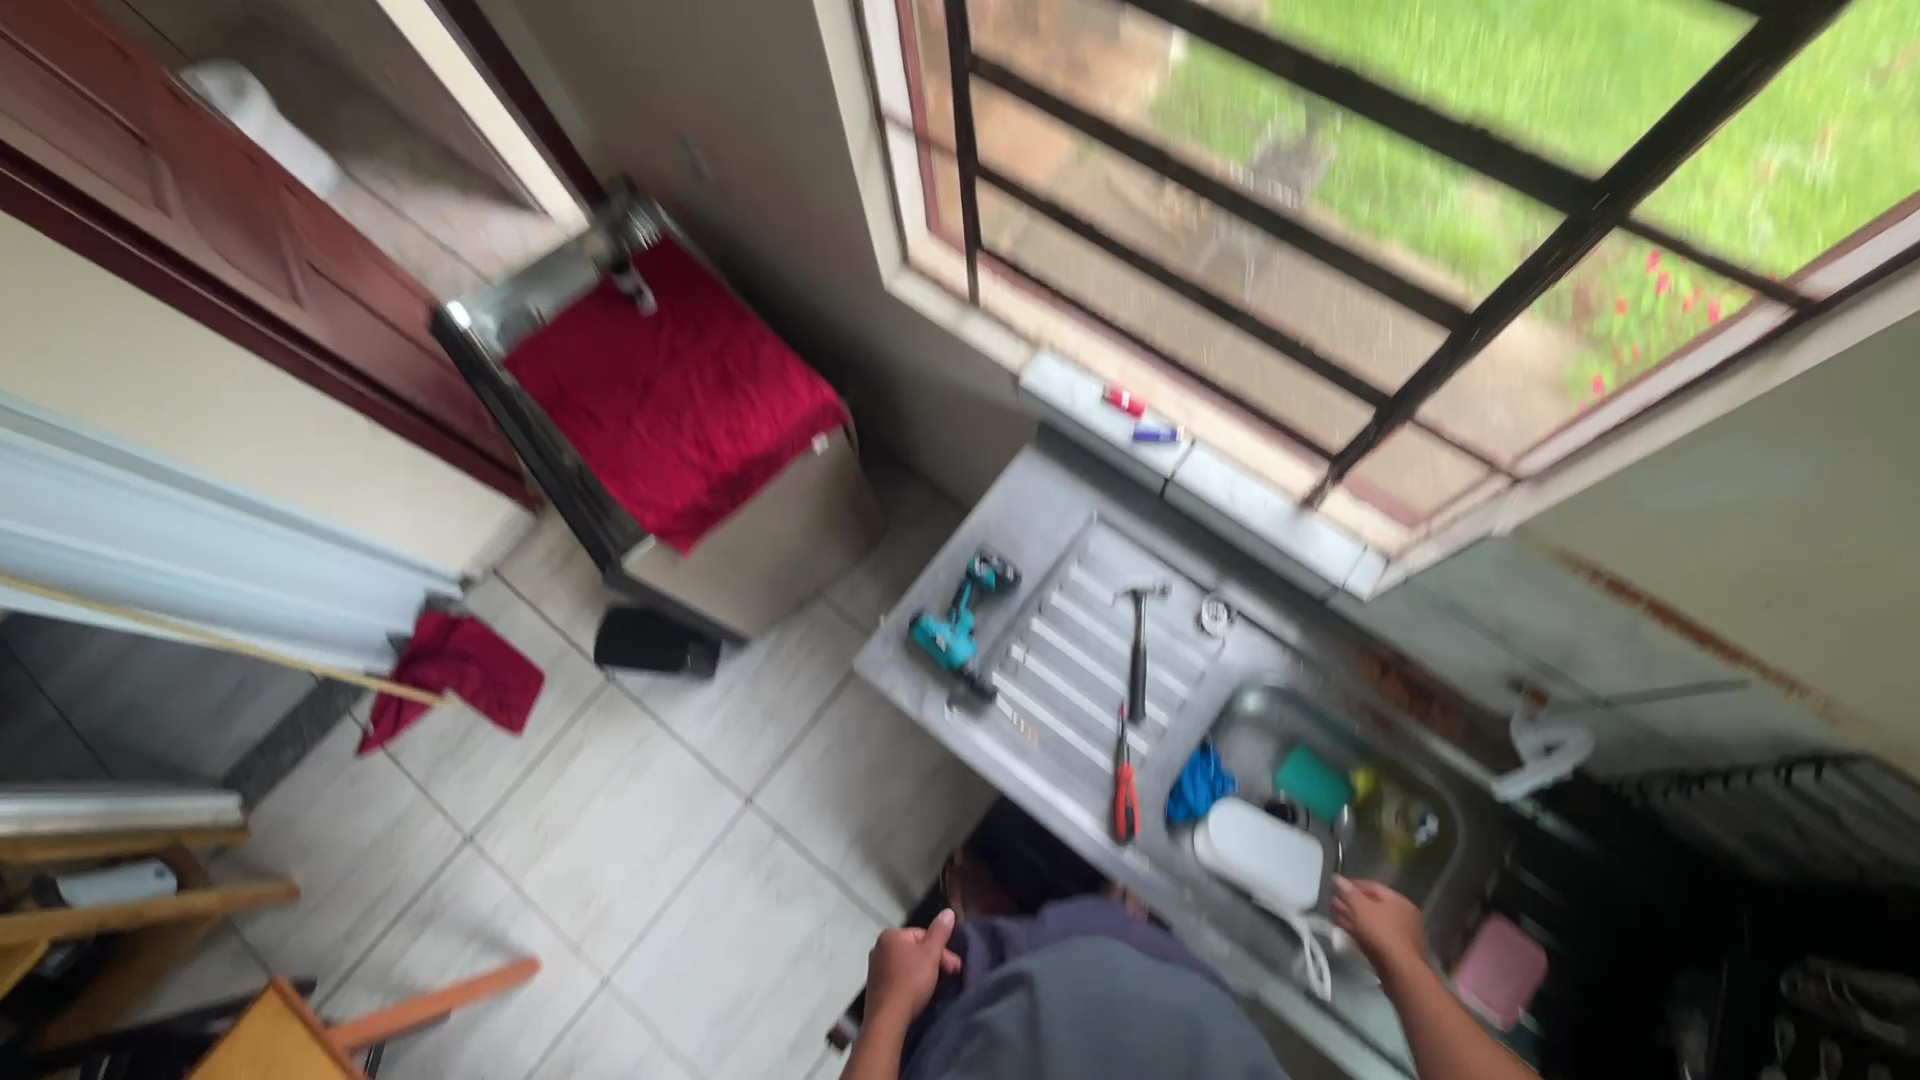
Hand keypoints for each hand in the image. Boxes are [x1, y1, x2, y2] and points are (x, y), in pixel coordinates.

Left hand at [866, 908, 962, 1023]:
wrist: (888, 1019)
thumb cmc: (910, 981)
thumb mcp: (930, 954)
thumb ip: (940, 932)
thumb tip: (948, 911)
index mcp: (890, 935)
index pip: (922, 935)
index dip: (941, 949)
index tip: (954, 966)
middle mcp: (879, 948)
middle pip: (914, 949)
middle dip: (933, 961)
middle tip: (950, 975)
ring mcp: (875, 969)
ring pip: (906, 965)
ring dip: (923, 972)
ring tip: (935, 987)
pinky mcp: (875, 988)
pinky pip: (897, 979)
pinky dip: (909, 984)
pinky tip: (917, 995)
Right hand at [1331, 876, 1427, 978]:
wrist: (1401, 972)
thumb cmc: (1382, 933)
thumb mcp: (1361, 908)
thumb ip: (1348, 892)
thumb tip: (1336, 877)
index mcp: (1399, 901)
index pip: (1373, 886)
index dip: (1352, 884)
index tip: (1335, 887)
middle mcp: (1403, 916)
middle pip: (1372, 904)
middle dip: (1351, 903)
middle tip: (1332, 902)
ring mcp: (1400, 935)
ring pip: (1371, 922)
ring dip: (1353, 917)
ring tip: (1333, 914)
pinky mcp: (1394, 951)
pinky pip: (1373, 935)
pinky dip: (1359, 931)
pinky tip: (1344, 930)